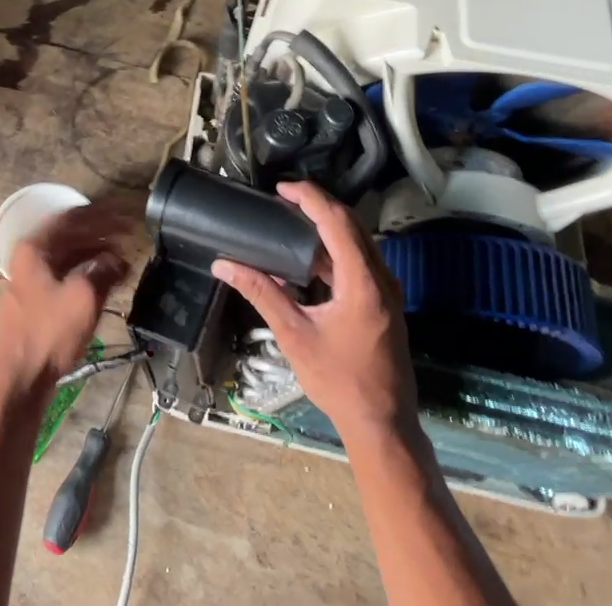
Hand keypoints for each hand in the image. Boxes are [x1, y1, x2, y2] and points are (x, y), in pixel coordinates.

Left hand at [0, 205, 130, 397]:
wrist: (21, 378)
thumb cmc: (50, 333)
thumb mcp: (84, 297)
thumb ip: (105, 270)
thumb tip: (119, 260)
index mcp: (34, 249)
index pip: (71, 218)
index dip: (102, 216)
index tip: (126, 220)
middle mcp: (27, 259)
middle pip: (68, 236)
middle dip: (100, 235)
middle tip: (128, 237)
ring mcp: (28, 281)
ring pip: (67, 257)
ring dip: (94, 255)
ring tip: (122, 259)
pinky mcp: (35, 302)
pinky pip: (63, 276)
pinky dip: (85, 273)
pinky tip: (105, 280)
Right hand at [212, 181, 417, 439]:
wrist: (382, 423)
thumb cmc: (339, 380)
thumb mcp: (294, 335)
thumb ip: (262, 294)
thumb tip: (224, 266)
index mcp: (362, 281)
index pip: (337, 222)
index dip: (310, 198)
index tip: (282, 189)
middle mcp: (381, 279)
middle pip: (352, 226)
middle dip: (318, 206)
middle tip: (284, 199)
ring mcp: (387, 292)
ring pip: (358, 244)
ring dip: (327, 228)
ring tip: (292, 222)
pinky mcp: (383, 304)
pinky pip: (360, 263)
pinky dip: (335, 252)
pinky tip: (308, 260)